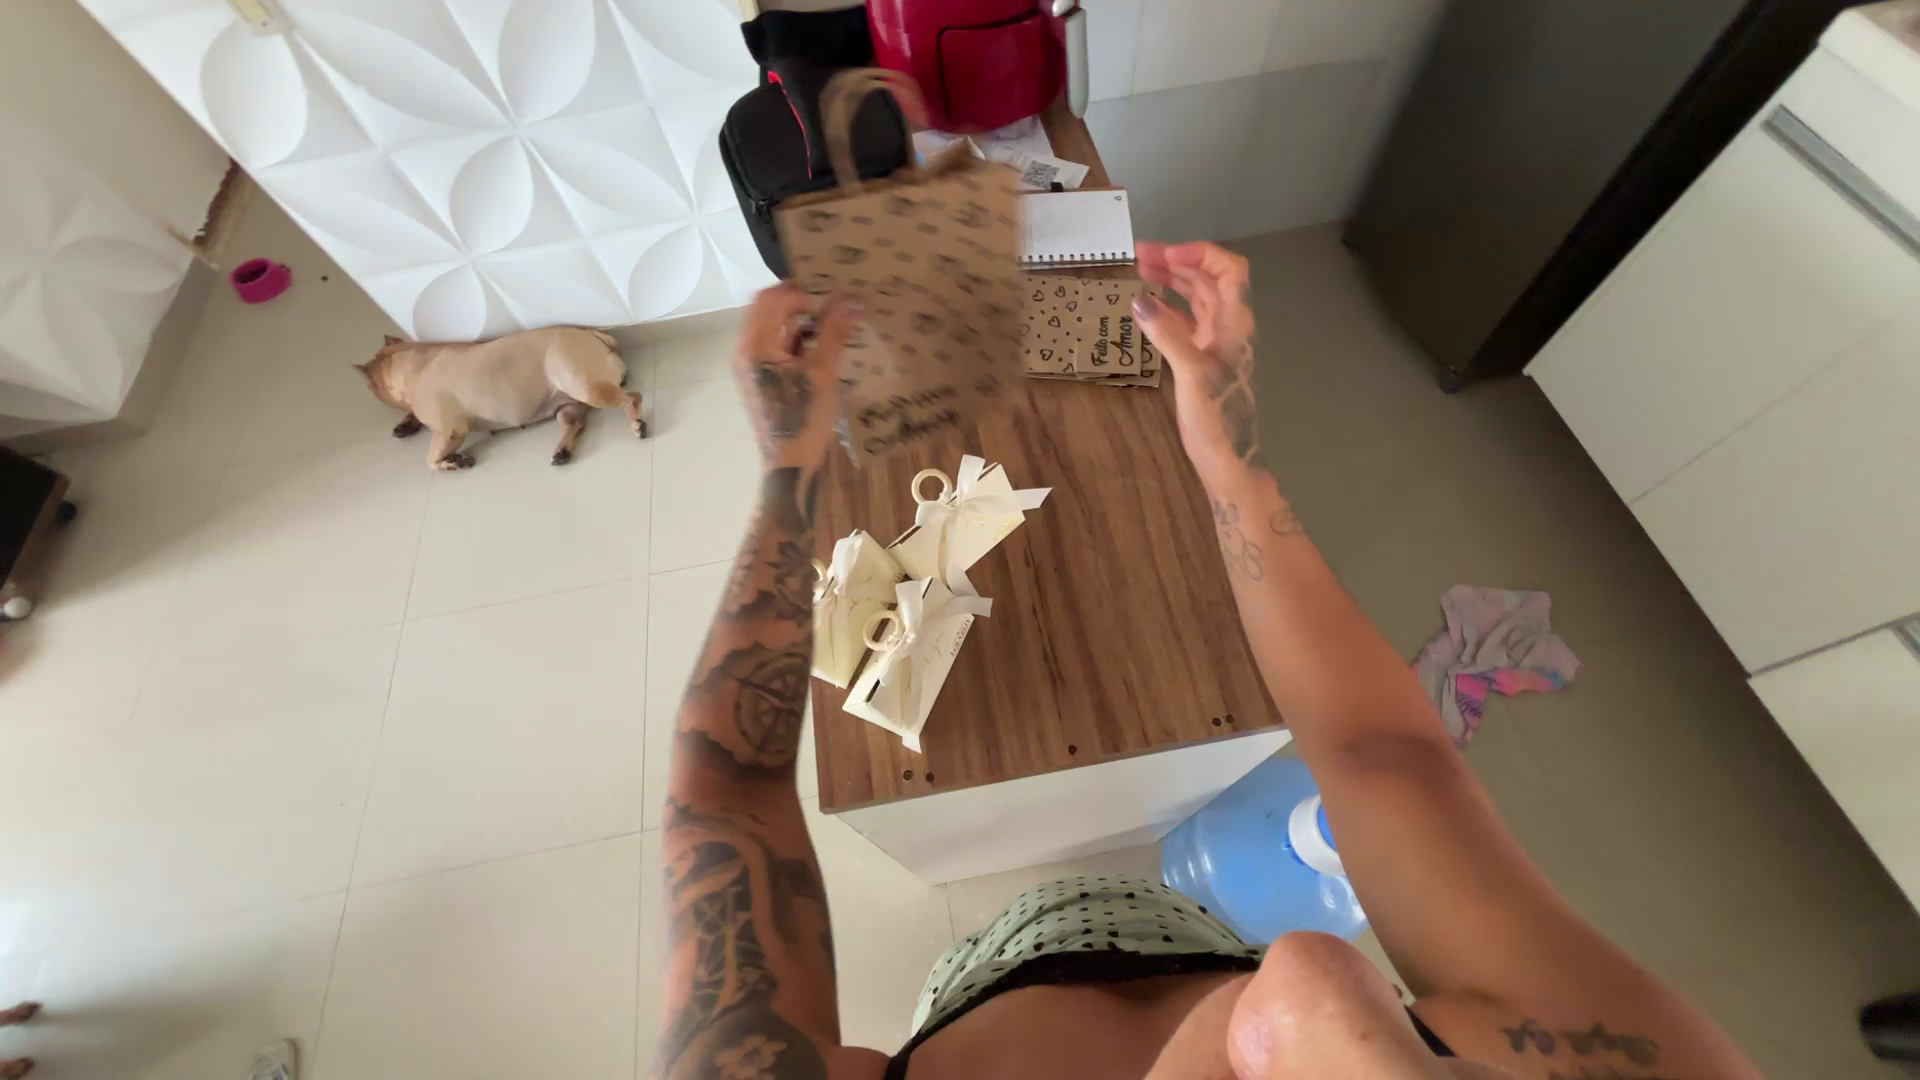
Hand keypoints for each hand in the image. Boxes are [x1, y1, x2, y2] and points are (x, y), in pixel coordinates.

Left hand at [732, 285, 862, 471]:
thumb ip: (834, 332)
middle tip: (832, 305)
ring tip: (831, 325)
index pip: (773, 299)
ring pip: (772, 328)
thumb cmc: (804, 420)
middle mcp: (744, 351)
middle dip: (800, 304)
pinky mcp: (759, 380)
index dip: (802, 291)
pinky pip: (774, 348)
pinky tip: (822, 348)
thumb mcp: (823, 373)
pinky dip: (795, 342)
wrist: (789, 465)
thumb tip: (852, 299)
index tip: (833, 296)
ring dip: (799, 323)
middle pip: (768, 310)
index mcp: (754, 346)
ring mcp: (749, 367)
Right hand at [1131, 242, 1259, 476]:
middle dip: (1178, 262)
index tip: (1166, 254)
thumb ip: (1166, 333)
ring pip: (1196, 300)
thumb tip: (1139, 300)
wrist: (1226, 456)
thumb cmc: (1216, 415)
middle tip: (1141, 255)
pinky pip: (1185, 323)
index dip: (1200, 254)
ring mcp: (1215, 343)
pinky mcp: (1201, 360)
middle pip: (1208, 280)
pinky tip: (1148, 308)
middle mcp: (1228, 326)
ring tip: (1141, 271)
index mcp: (1235, 323)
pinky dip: (1167, 309)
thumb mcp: (1191, 372)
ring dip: (1172, 282)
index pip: (1228, 270)